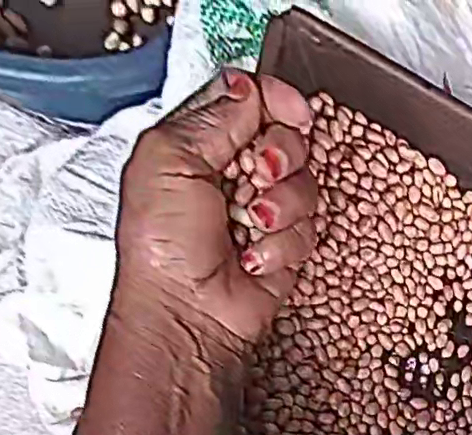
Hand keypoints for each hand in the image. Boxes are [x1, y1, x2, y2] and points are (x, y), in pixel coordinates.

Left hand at [113, 69, 317, 352]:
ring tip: (250, 227)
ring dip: (280, 209)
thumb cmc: (163, 244)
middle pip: (289, 142)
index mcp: (204, 143)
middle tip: (258, 177)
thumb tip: (249, 87)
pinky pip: (309, 233)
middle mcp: (239, 175)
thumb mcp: (168, 158)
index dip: (277, 101)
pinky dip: (282, 247)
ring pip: (305, 190)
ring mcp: (267, 214)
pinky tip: (254, 258)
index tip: (294, 111)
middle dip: (280, 159)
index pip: (252, 103)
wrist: (188, 309)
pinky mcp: (288, 249)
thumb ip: (212, 118)